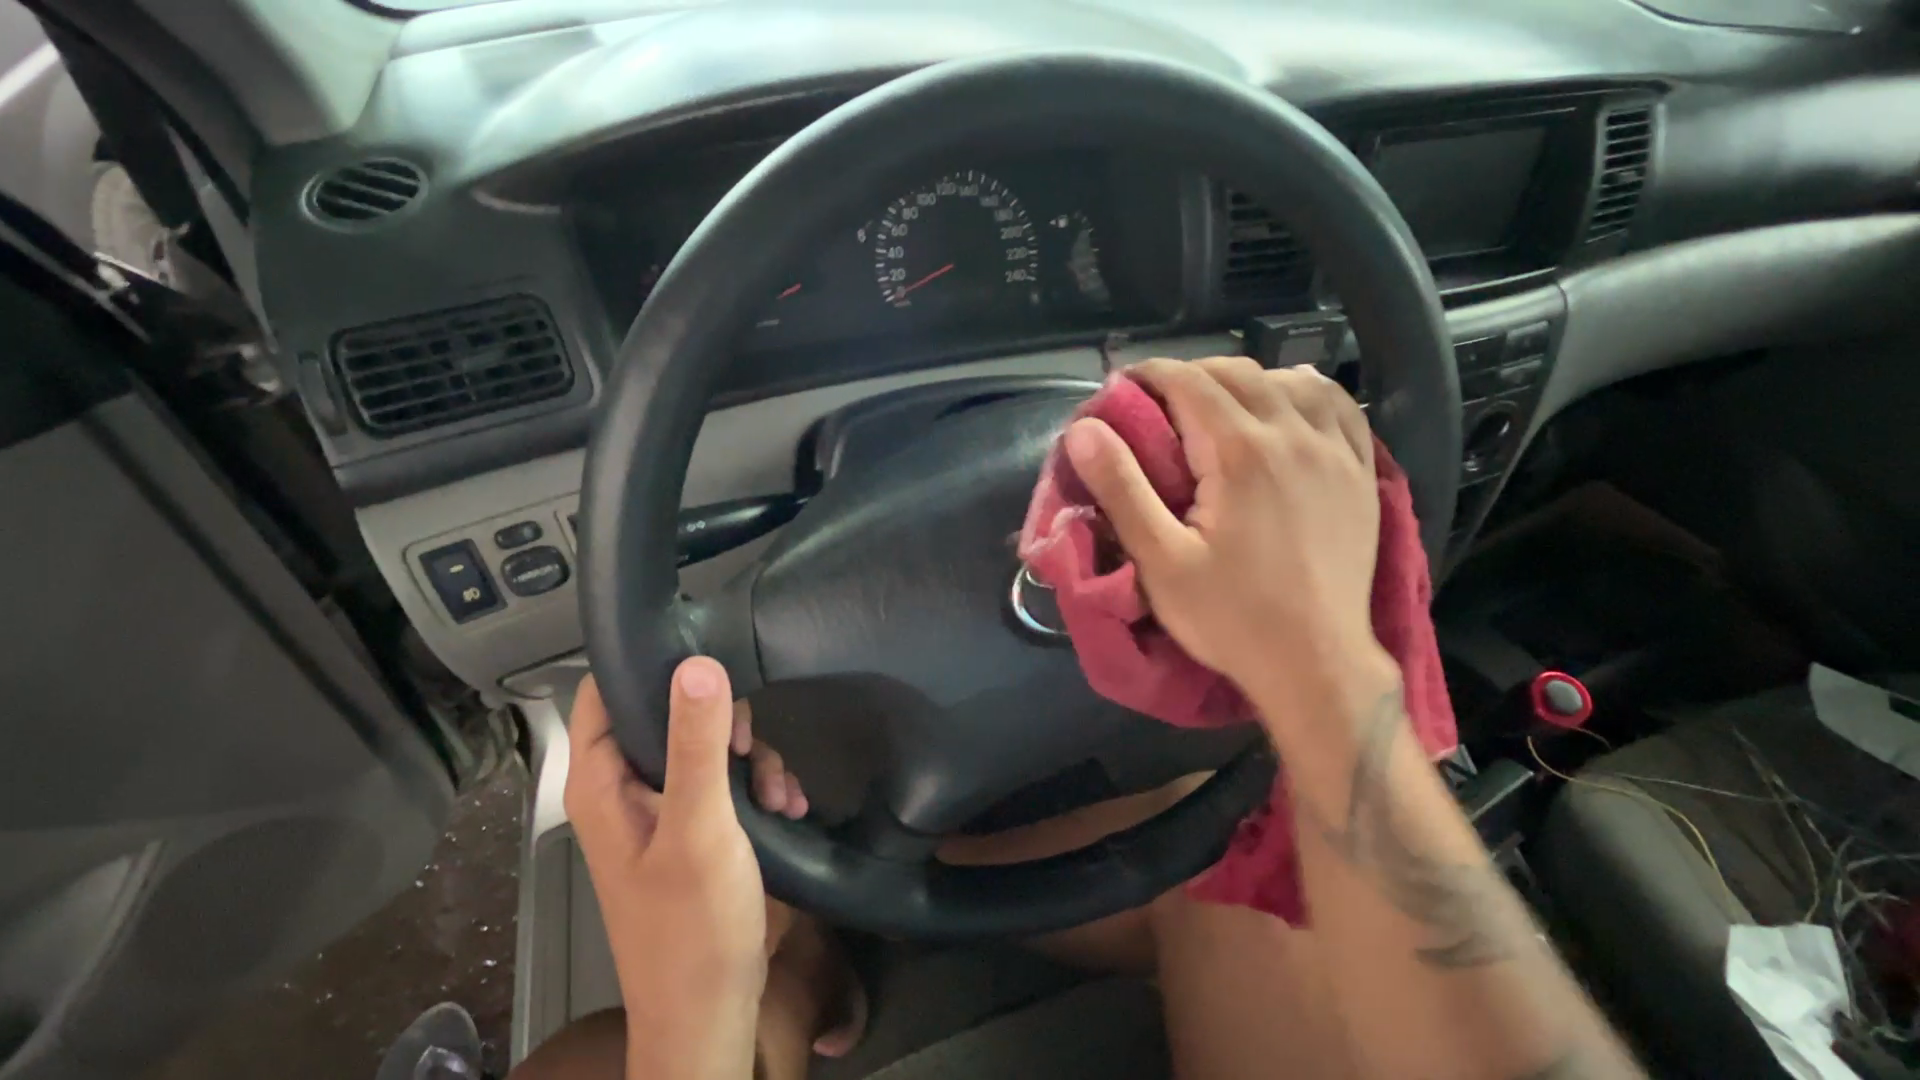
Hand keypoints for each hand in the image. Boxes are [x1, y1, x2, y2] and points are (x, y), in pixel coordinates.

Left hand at [564, 660, 808, 1078]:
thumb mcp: (699, 826)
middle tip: (751, 746)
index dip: (649, 665)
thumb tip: (697, 660)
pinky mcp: (694, 831)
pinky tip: (788, 807)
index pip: (606, 692)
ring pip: (705, 747)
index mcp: (602, 783)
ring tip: (781, 793)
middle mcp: (625, 789)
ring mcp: (661, 811)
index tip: (707, 657)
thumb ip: (696, 742)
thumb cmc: (692, 924)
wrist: (710, 1013)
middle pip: (667, 714)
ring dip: (751, 760)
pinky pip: (725, 783)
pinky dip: (757, 788)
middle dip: (721, 720)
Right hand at [1064, 357, 1389, 712]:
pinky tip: (1289, 407)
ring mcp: (1335, 452)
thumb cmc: (1229, 616)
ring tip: (1219, 406)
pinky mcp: (1361, 475)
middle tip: (1157, 404)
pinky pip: (1339, 408)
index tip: (1120, 390)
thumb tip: (1083, 429)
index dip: (1149, 375)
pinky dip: (1306, 394)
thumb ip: (1121, 489)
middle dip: (1191, 376)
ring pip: (1291, 382)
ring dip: (1247, 381)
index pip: (1188, 381)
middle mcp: (1292, 435)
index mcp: (1240, 451)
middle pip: (1237, 374)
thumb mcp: (1160, 561)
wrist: (1316, 663)